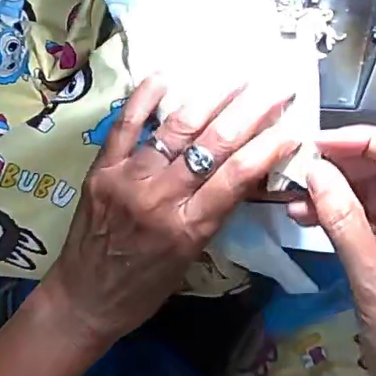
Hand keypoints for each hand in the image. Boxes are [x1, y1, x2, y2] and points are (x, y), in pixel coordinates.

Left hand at [40, 76, 296, 349]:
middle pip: (211, 145)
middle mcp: (159, 198)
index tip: (292, 127)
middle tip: (275, 87)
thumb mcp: (190, 258)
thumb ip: (212, 213)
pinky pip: (125, 126)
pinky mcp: (101, 170)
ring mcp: (127, 179)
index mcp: (187, 228)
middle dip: (249, 112)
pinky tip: (165, 76)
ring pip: (174, 129)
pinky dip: (144, 99)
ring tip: (236, 77)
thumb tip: (243, 170)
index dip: (267, 148)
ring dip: (209, 98)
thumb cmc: (143, 289)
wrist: (83, 299)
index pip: (236, 177)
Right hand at [288, 127, 375, 375]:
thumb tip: (312, 169)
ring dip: (335, 191)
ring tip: (292, 192)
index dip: (365, 141)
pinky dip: (338, 216)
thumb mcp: (374, 276)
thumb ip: (342, 218)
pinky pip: (367, 222)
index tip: (319, 143)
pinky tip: (304, 215)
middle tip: (297, 164)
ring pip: (375, 195)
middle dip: (343, 165)